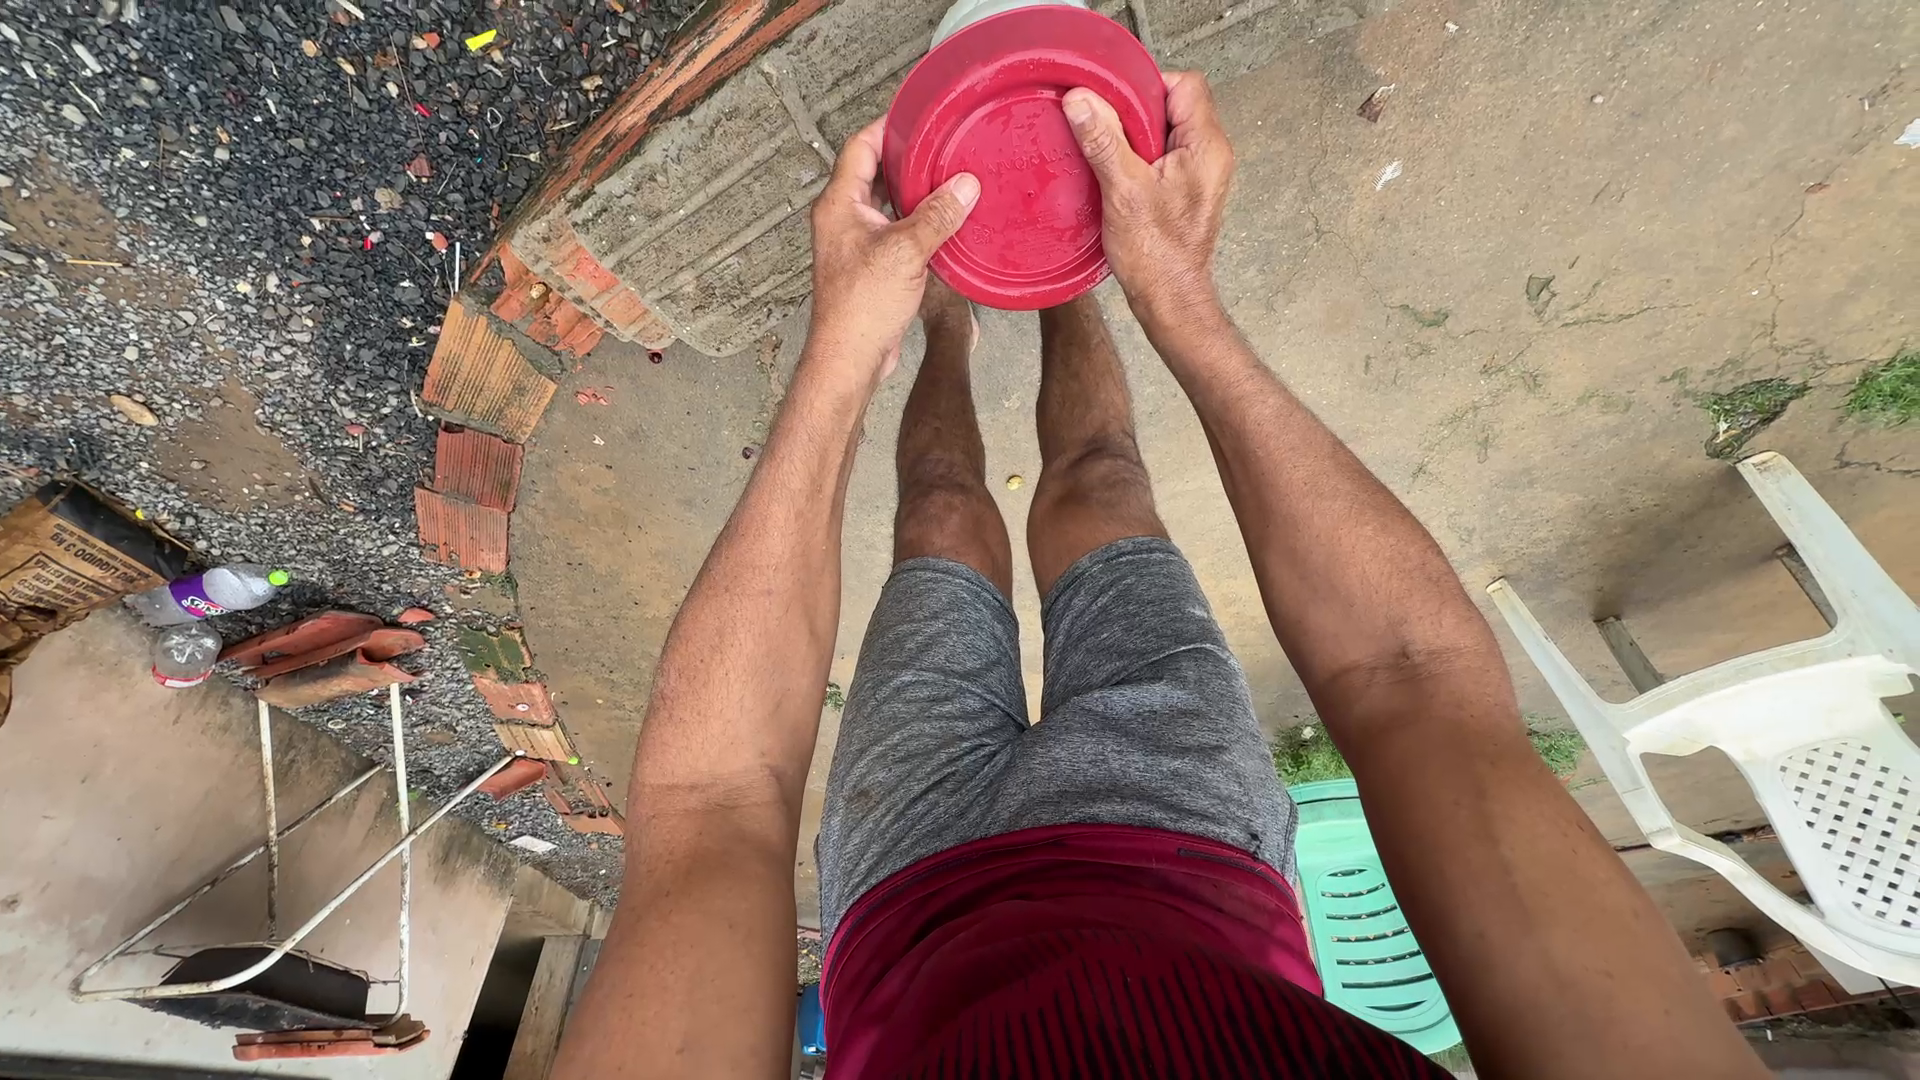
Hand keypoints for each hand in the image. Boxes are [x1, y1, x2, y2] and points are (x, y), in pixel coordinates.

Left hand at [806, 118, 979, 382]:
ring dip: (916, 199)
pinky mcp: (871, 270)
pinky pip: (896, 236)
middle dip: (909, 163)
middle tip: (943, 150)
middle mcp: (844, 220)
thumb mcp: (905, 251)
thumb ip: (936, 216)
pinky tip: (943, 229)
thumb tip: (965, 186)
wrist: (850, 357)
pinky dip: (917, 228)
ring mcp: (856, 246)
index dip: (887, 127)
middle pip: (876, 175)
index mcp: (840, 204)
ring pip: (888, 208)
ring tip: (949, 185)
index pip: (860, 147)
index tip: (917, 118)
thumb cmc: (862, 306)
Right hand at [1063, 72, 1233, 326]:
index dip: (1145, 88)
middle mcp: (1211, 156)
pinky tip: (1120, 183)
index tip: (1114, 105)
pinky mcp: (1187, 194)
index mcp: (1206, 146)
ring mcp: (1200, 176)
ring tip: (1113, 164)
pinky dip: (1140, 165)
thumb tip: (1082, 101)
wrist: (1169, 299)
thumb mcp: (1122, 191)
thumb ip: (1104, 140)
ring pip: (1165, 136)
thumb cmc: (1156, 255)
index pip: (1183, 84)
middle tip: (1108, 138)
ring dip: (1135, 144)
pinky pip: (1163, 161)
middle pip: (1172, 108)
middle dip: (1135, 118)